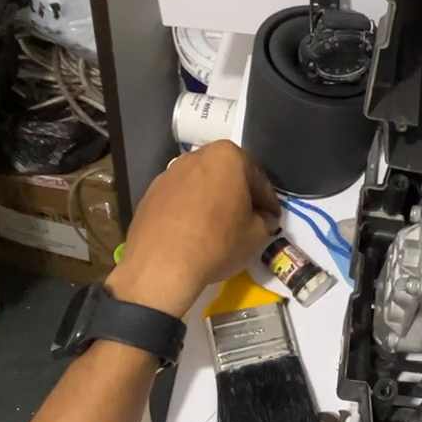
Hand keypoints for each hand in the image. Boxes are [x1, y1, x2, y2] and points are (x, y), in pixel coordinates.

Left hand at [105, 141, 280, 316]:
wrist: (161, 265)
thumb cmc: (217, 242)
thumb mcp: (257, 234)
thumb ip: (265, 220)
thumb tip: (263, 219)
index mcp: (227, 156)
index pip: (258, 178)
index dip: (268, 201)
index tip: (272, 217)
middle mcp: (196, 157)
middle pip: (227, 175)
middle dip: (239, 194)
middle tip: (248, 218)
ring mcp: (169, 173)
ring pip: (201, 185)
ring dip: (213, 200)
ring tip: (219, 226)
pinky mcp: (150, 194)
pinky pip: (180, 198)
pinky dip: (190, 210)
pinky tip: (194, 232)